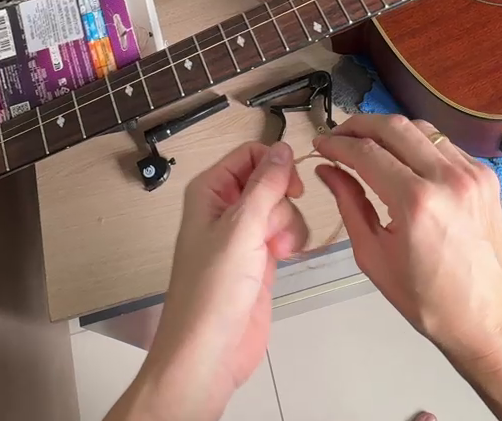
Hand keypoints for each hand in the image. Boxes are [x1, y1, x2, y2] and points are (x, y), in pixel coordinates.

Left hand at [108, 141, 308, 420]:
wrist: (209, 353)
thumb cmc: (211, 291)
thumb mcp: (240, 229)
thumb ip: (265, 185)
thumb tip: (283, 148)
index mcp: (210, 190)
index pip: (249, 155)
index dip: (274, 165)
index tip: (292, 186)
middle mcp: (225, 207)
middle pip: (270, 180)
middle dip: (281, 202)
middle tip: (272, 228)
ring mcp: (243, 233)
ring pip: (281, 207)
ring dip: (288, 224)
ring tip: (276, 250)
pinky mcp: (259, 257)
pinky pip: (285, 232)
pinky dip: (291, 240)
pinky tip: (284, 257)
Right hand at [312, 114, 501, 372]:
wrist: (489, 318)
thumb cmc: (429, 299)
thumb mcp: (373, 256)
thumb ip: (348, 204)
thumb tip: (327, 170)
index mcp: (415, 203)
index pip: (366, 152)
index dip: (337, 143)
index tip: (321, 144)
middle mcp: (446, 179)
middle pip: (392, 126)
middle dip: (359, 125)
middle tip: (339, 135)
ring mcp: (470, 173)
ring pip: (419, 127)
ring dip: (388, 130)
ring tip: (367, 143)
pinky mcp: (484, 174)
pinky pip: (442, 143)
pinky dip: (417, 142)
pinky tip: (403, 157)